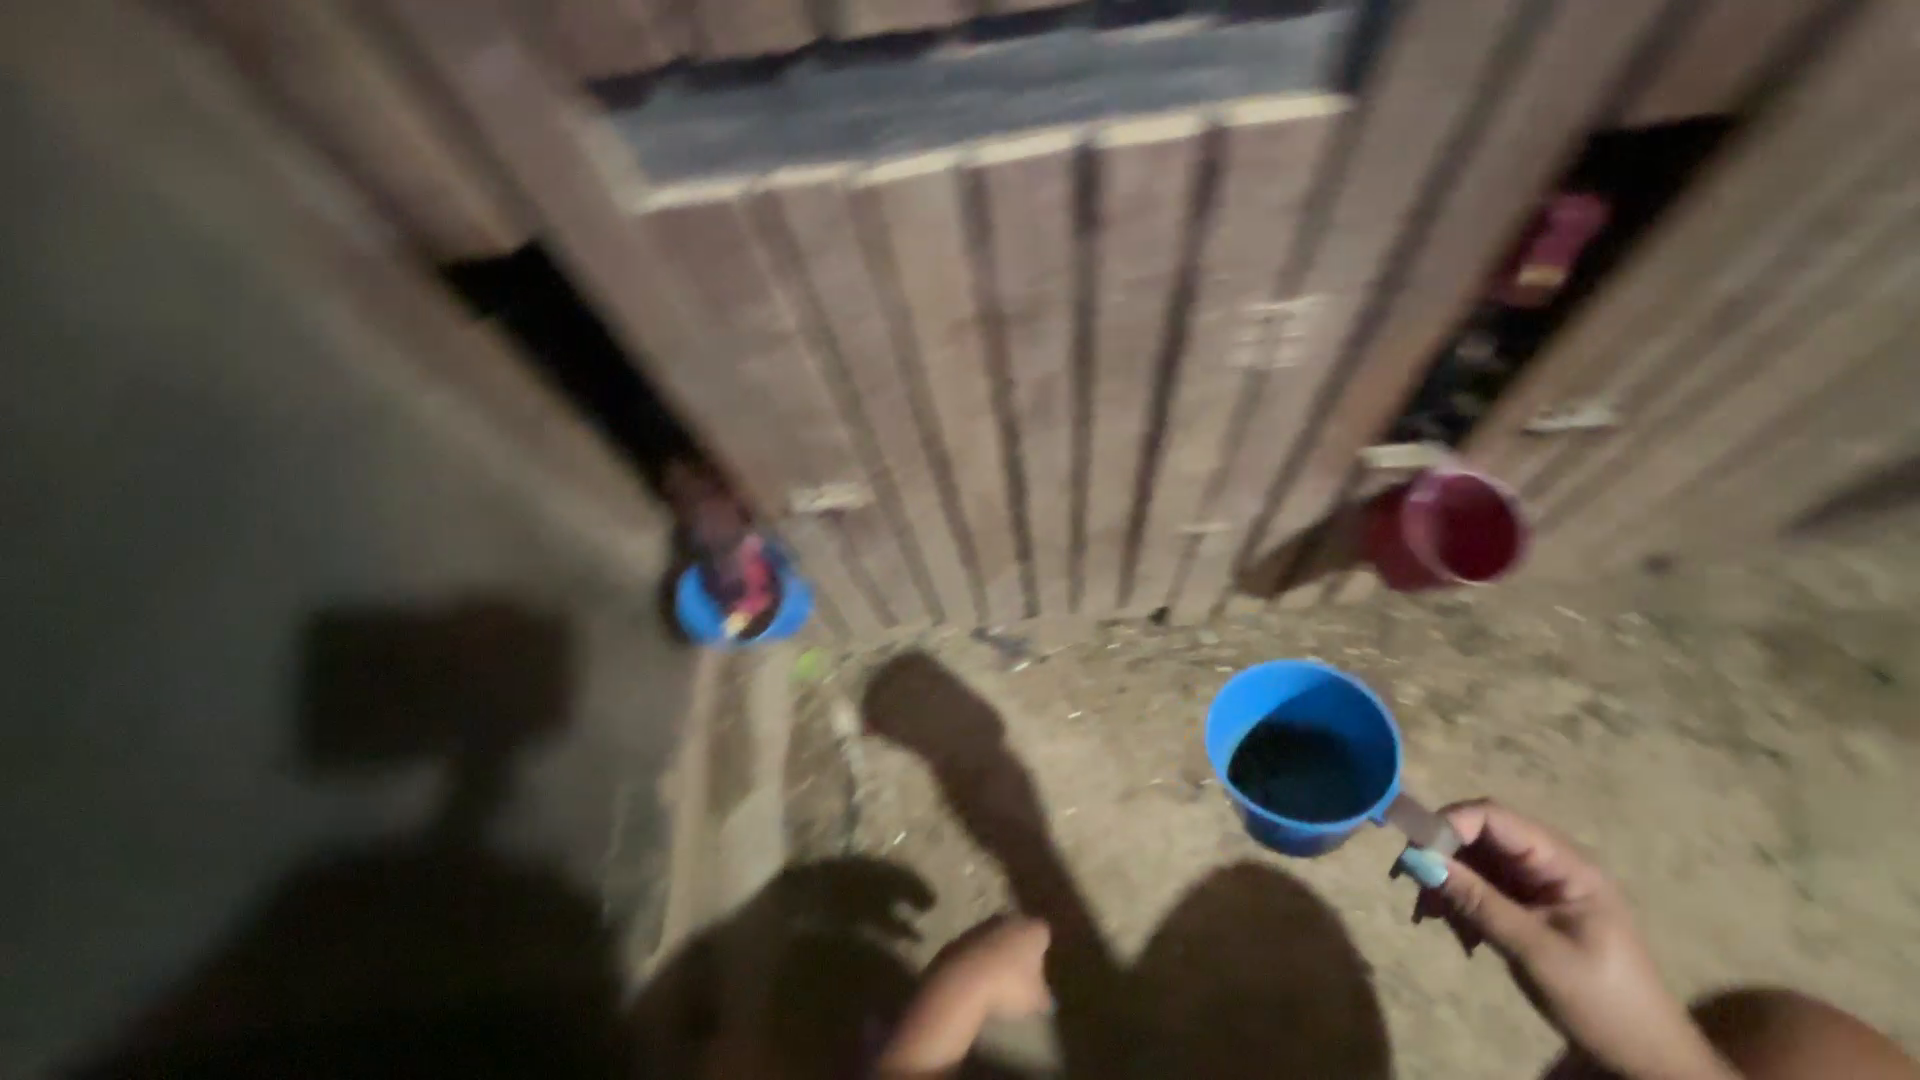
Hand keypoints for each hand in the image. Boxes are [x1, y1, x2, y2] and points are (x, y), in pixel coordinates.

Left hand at [877, 917, 1051, 1077]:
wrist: (962, 980)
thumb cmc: (1009, 986)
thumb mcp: (1035, 1000)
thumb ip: (1044, 997)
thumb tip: (1048, 1000)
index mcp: (1032, 929)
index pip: (1043, 932)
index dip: (1043, 948)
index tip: (1041, 966)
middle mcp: (1008, 920)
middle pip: (1018, 930)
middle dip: (1019, 947)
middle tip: (1021, 971)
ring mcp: (981, 926)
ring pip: (995, 937)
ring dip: (996, 952)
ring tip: (998, 979)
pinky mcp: (959, 937)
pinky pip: (975, 948)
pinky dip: (978, 959)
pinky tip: (977, 980)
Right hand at [1415, 800, 1735, 1079]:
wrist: (1645, 1057)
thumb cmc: (1602, 1001)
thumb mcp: (1536, 952)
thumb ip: (1478, 902)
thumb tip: (1419, 860)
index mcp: (1565, 864)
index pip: (1494, 817)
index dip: (1449, 824)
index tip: (1414, 854)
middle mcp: (1548, 864)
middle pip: (1478, 834)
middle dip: (1440, 856)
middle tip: (1412, 888)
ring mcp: (1537, 885)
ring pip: (1473, 861)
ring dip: (1445, 882)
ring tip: (1430, 918)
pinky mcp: (1527, 906)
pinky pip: (1479, 887)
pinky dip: (1458, 902)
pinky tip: (1455, 932)